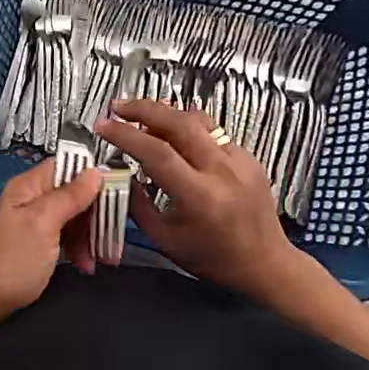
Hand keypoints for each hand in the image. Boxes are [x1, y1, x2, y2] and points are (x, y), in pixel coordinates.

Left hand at [0, 161, 101, 330]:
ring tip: (103, 256)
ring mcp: (37, 222)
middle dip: (96, 212)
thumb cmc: (11, 262)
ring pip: (75, 216)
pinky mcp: (41, 244)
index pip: (66, 166)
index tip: (116, 191)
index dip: (91, 176)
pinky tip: (87, 263)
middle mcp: (32, 199)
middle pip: (74, 193)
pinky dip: (80, 248)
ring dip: (91, 234)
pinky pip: (68, 236)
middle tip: (112, 232)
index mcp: (28, 187)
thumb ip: (69, 196)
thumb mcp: (43, 225)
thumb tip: (95, 171)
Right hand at [94, 99, 300, 296]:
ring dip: (166, 113)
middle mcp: (222, 171)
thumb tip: (119, 172)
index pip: (157, 152)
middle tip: (118, 107)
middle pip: (180, 122)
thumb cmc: (210, 258)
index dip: (126, 134)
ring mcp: (239, 160)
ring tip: (142, 117)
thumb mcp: (164, 238)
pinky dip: (187, 128)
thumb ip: (138, 203)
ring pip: (198, 120)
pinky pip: (212, 132)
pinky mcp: (248, 156)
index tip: (103, 126)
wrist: (265, 263)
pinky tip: (173, 137)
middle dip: (144, 108)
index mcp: (199, 196)